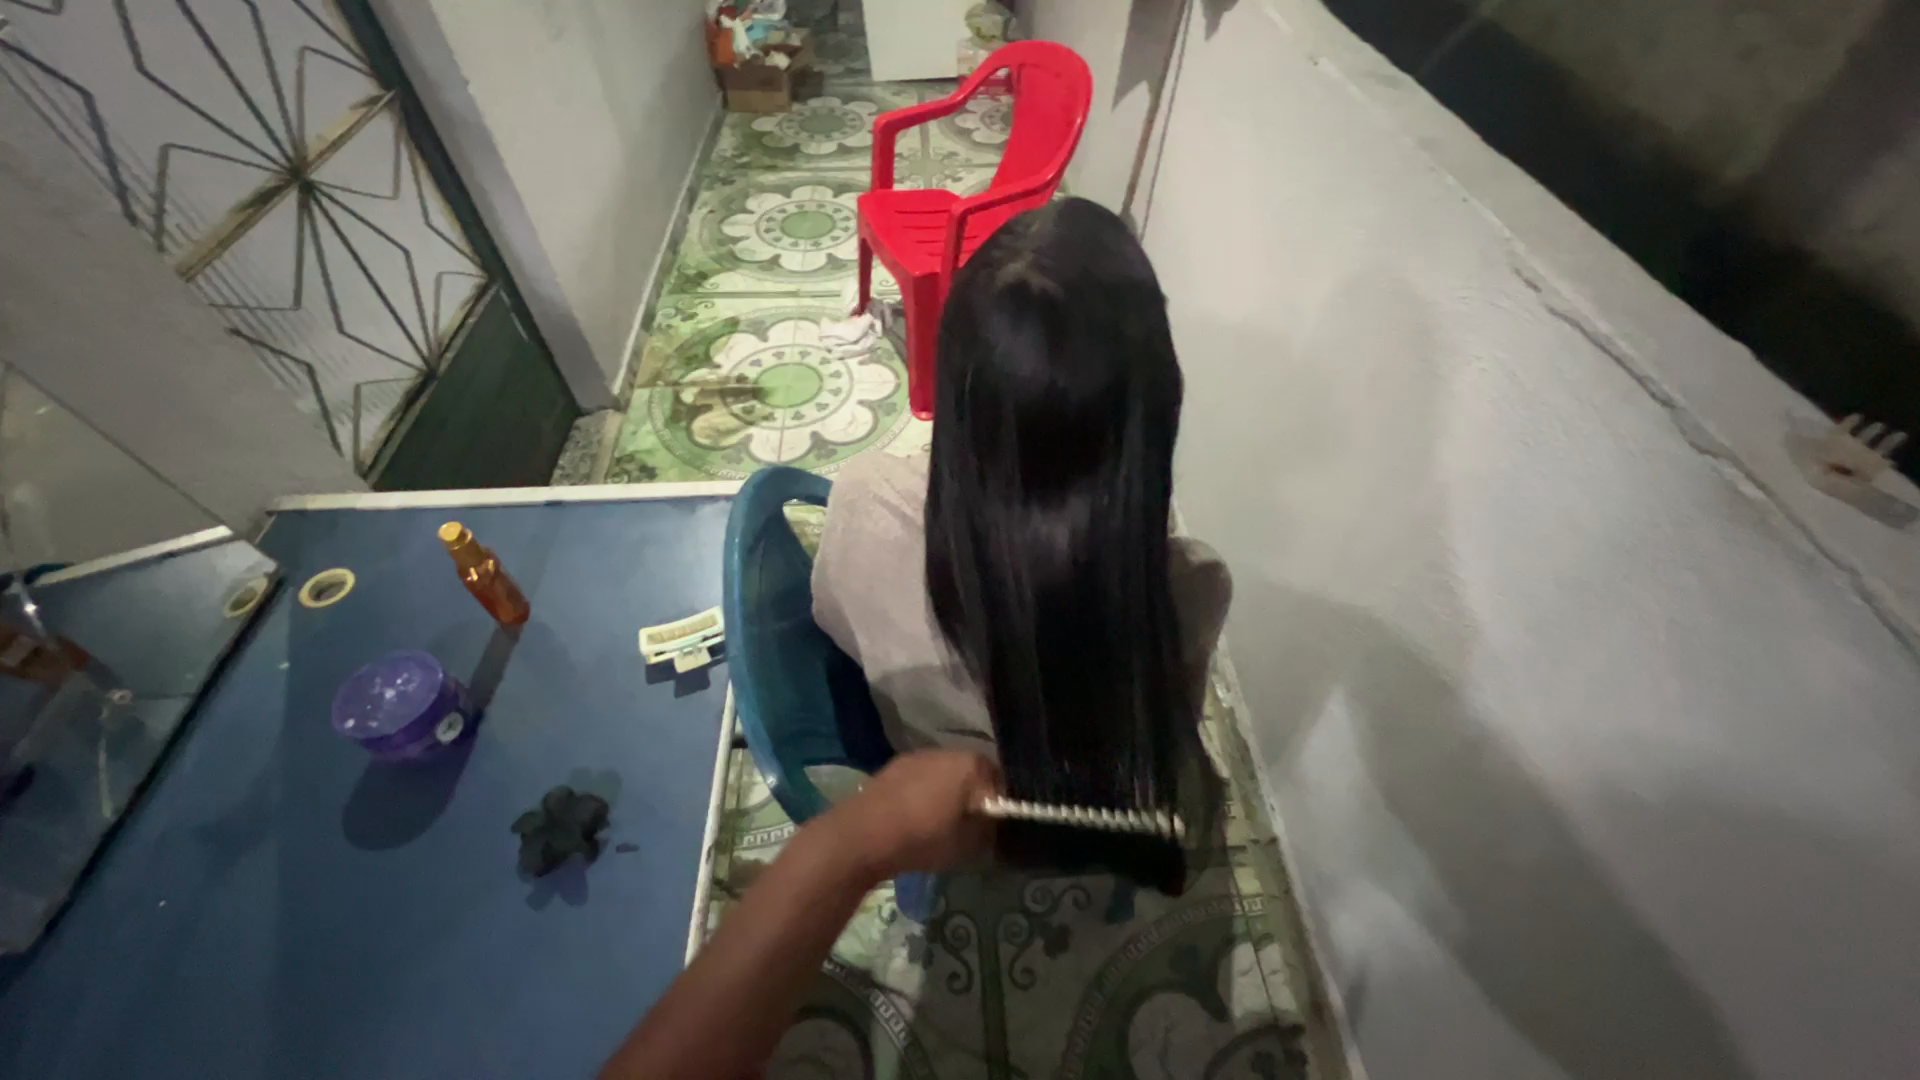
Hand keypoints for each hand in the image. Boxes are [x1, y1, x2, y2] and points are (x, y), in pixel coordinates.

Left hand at [827, 751, 999, 878]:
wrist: (863, 834)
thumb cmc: (923, 838)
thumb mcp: (968, 845)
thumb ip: (990, 830)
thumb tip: (997, 823)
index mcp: (972, 765)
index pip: (1001, 781)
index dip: (1002, 805)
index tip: (996, 827)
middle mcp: (948, 751)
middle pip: (974, 772)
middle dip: (976, 795)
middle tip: (972, 824)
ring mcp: (920, 755)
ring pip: (947, 772)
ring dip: (949, 790)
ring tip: (942, 819)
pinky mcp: (897, 764)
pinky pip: (923, 776)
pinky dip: (926, 790)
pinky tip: (918, 813)